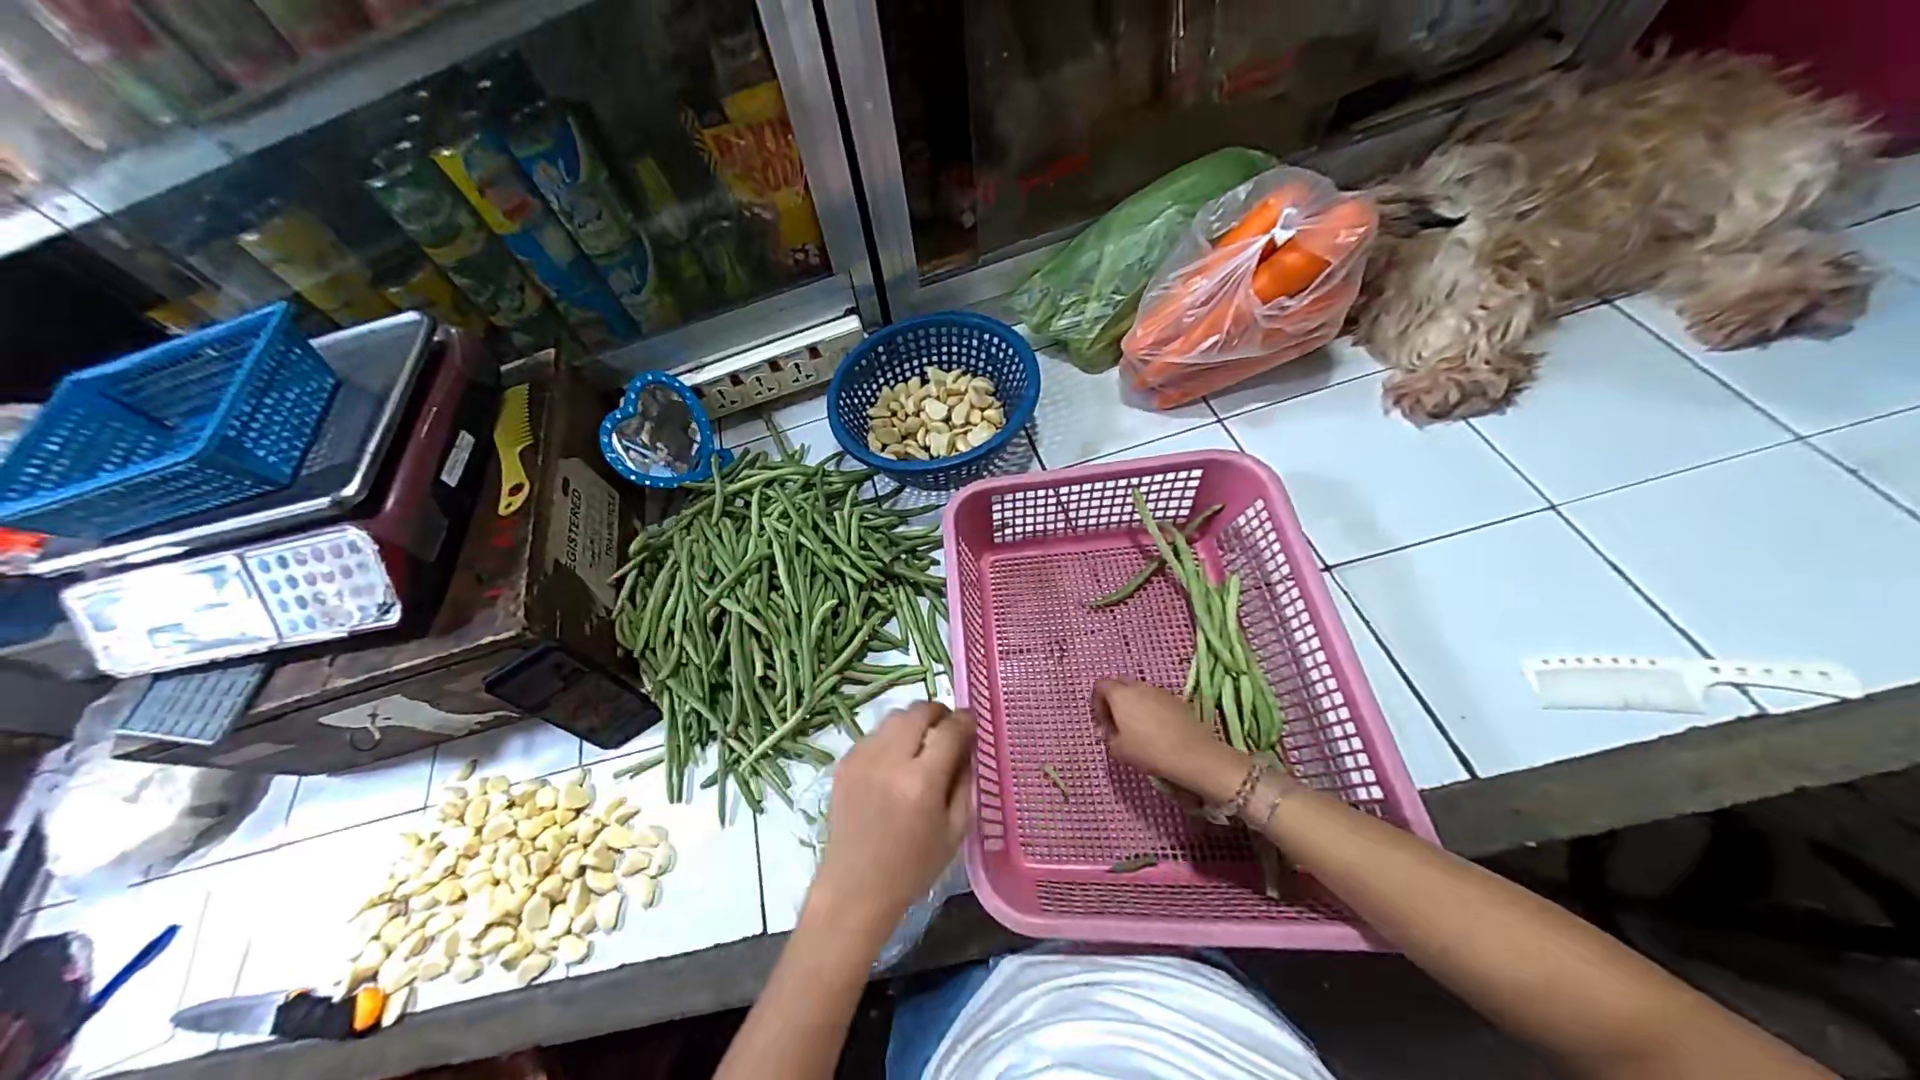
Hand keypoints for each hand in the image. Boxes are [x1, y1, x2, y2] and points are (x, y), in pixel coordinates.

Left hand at [809, 701, 975, 937]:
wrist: (854, 888)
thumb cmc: (913, 867)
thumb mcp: (955, 830)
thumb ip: (965, 780)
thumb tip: (968, 744)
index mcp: (922, 782)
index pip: (950, 729)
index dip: (965, 720)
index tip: (971, 723)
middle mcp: (889, 761)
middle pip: (919, 711)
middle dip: (938, 714)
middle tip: (947, 732)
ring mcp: (862, 758)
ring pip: (894, 717)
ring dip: (913, 724)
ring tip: (920, 747)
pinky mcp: (844, 763)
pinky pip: (874, 734)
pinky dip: (890, 739)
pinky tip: (894, 764)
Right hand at [1092, 678, 1249, 803]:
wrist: (1191, 754)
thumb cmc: (1147, 750)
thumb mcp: (1118, 749)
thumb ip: (1107, 736)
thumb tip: (1107, 730)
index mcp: (1120, 694)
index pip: (1100, 686)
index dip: (1096, 703)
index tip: (1103, 723)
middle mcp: (1138, 686)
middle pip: (1119, 682)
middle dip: (1114, 698)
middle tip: (1116, 721)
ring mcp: (1159, 691)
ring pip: (1139, 690)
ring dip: (1133, 703)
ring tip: (1137, 726)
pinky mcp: (1176, 700)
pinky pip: (1155, 698)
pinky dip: (1150, 708)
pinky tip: (1155, 729)